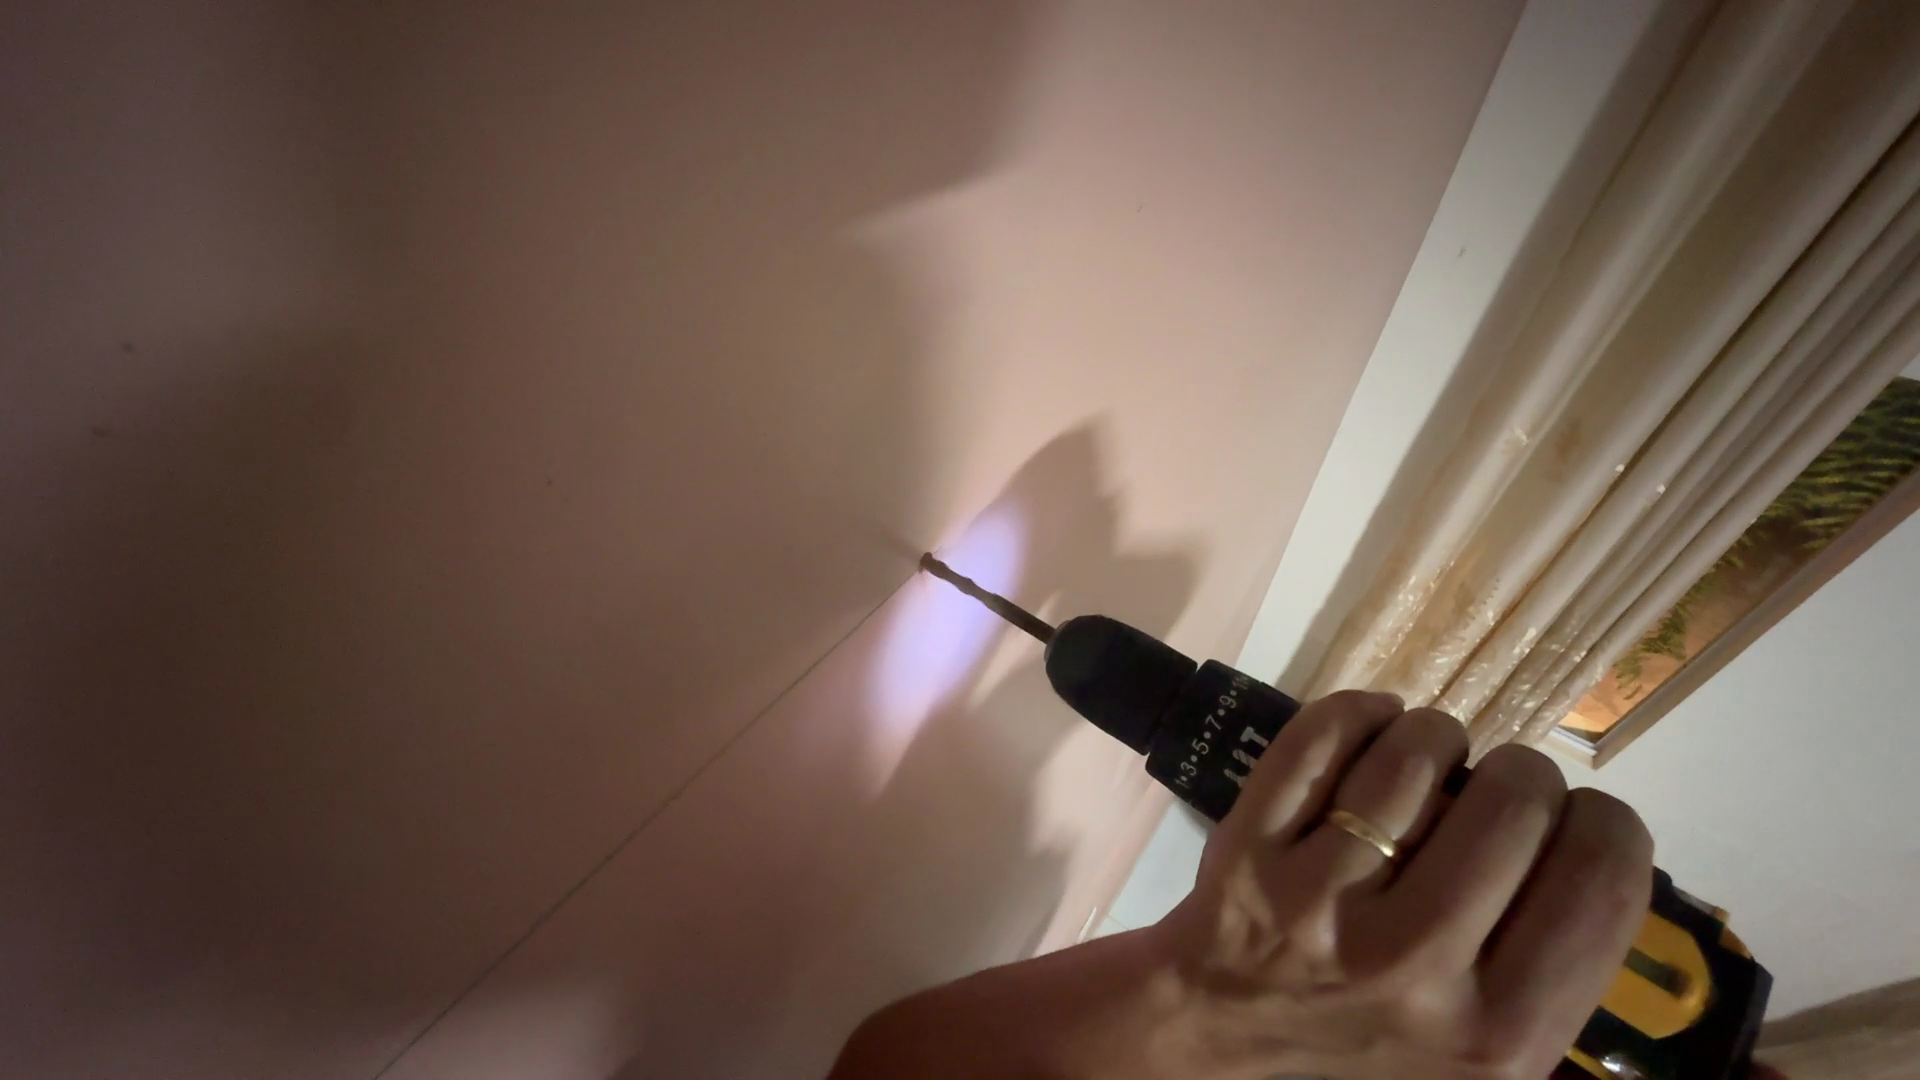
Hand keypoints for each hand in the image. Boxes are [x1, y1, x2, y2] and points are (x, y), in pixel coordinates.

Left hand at [1152, 690, 1652, 1079]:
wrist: (1224, 1038)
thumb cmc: (1366, 1048)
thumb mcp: (1488, 1065)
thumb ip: (1561, 988)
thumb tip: (1674, 933)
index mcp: (1501, 1034)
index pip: (1601, 881)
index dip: (1604, 824)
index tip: (1579, 817)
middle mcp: (1410, 962)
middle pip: (1511, 803)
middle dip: (1522, 773)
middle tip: (1503, 784)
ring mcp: (1316, 896)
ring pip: (1412, 758)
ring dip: (1436, 734)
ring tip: (1436, 751)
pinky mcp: (1247, 846)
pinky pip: (1318, 741)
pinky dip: (1357, 712)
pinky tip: (1377, 721)